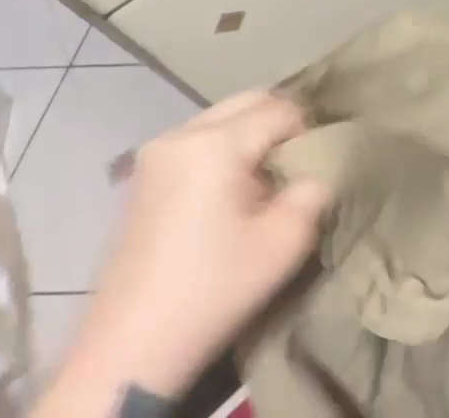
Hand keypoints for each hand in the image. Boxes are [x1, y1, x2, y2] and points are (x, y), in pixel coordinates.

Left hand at [48, 92, 328, 403]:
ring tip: (263, 184)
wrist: (130, 348)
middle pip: (248, 101)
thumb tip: (318, 167)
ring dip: (251, 137)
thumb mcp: (287, 240)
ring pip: (222, 118)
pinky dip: (223, 151)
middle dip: (281, 124)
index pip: (282, 109)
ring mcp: (153, 154)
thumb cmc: (215, 289)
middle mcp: (179, 134)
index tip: (316, 168)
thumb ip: (314, 188)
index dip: (309, 132)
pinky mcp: (140, 177)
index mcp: (215, 144)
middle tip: (296, 168)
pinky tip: (228, 195)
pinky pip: (197, 141)